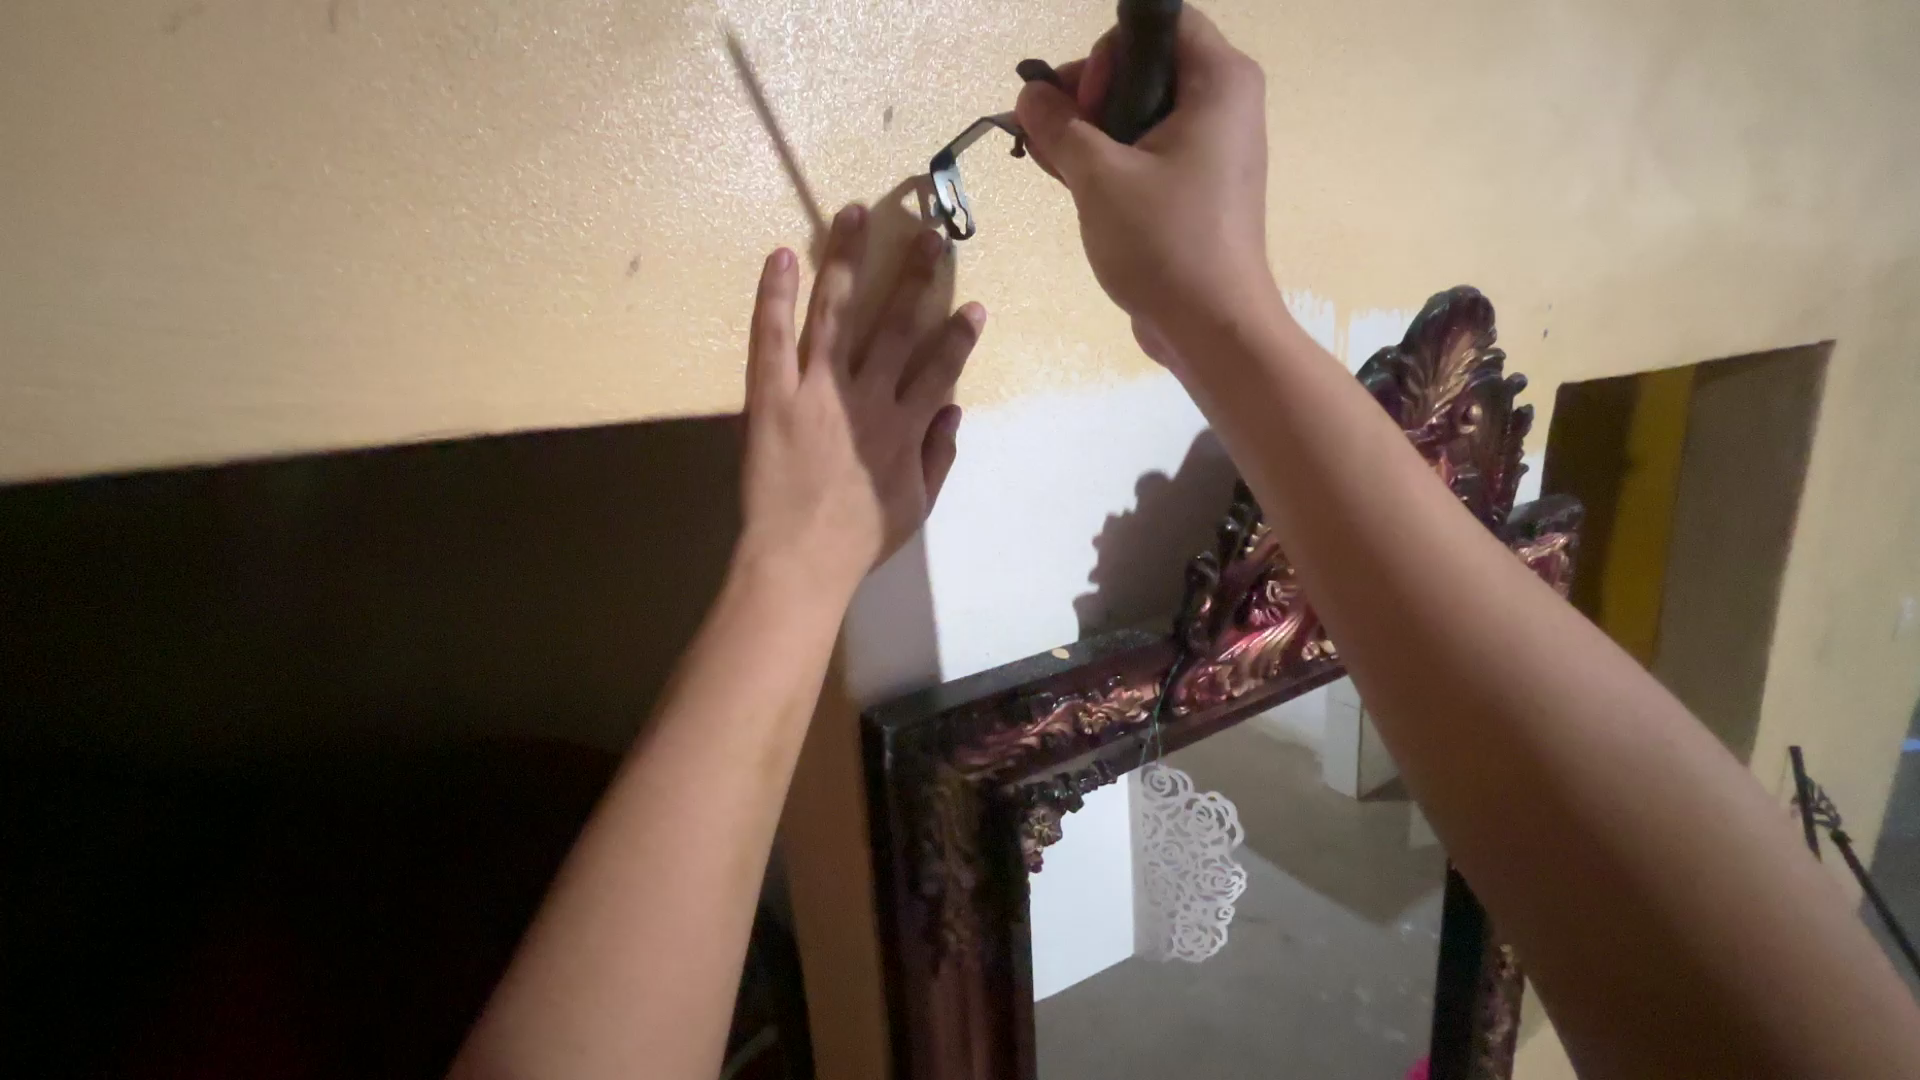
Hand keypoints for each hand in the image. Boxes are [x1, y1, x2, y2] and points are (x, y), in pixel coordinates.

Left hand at [736, 204, 984, 599]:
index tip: (974, 304)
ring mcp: (817, 391)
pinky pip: (773, 337)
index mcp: (905, 426)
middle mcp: (867, 397)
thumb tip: (953, 407)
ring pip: (836, 314)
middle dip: (915, 277)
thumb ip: (939, 455)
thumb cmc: (861, 539)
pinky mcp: (772, 395)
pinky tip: (784, 254)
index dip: (959, 335)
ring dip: (849, 262)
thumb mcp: (918, 506)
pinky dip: (777, 295)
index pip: (939, 367)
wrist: (801, 561)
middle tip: (930, 235)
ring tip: (855, 214)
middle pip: (895, 326)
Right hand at [1016, 6, 1273, 343]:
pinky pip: (1149, 158)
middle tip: (1054, 141)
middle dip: (1088, 100)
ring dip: (1092, 137)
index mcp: (1218, 82)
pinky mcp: (1197, 194)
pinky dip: (1112, 166)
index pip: (1155, 25)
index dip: (1105, 55)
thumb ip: (1059, 128)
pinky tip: (1074, 188)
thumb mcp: (1099, 178)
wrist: (1211, 327)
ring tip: (1054, 168)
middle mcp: (1224, 106)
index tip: (1082, 109)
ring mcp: (1212, 153)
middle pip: (1144, 71)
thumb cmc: (1163, 243)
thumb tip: (1028, 96)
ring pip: (1140, 119)